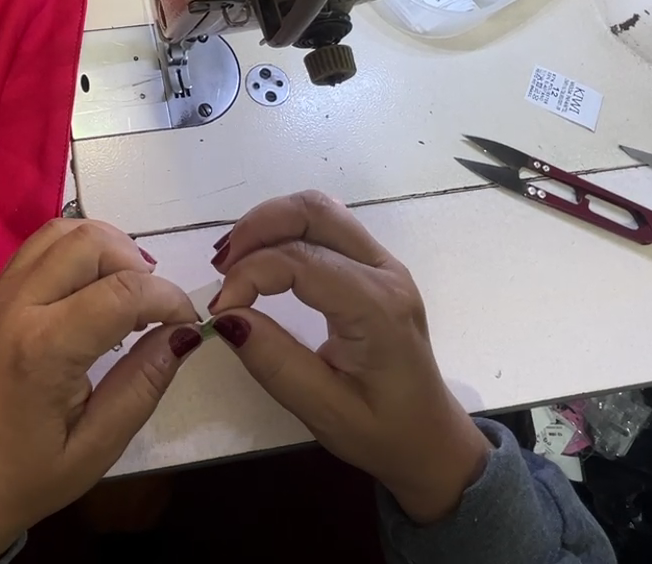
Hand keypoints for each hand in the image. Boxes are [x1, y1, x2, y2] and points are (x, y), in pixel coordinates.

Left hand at [0, 219, 201, 558]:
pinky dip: (77, 247)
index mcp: (42, 348)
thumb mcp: (98, 446)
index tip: (188, 321)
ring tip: (127, 288)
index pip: (121, 292)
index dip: (167, 298)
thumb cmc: (28, 477)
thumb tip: (184, 333)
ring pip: (63, 229)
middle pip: (89, 241)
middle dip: (135, 262)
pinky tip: (94, 284)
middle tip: (154, 303)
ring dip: (106, 246)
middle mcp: (16, 304)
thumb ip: (143, 383)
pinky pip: (40, 243)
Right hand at [208, 191, 489, 523]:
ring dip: (268, 223)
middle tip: (222, 266)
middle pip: (312, 211)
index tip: (218, 309)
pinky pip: (324, 224)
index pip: (300, 261)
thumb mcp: (325, 412)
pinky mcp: (372, 264)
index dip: (249, 275)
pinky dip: (284, 230)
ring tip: (234, 260)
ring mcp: (381, 262)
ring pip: (317, 209)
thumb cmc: (383, 434)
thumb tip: (224, 316)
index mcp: (377, 308)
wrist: (433, 442)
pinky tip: (260, 258)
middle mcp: (384, 271)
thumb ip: (274, 361)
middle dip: (257, 227)